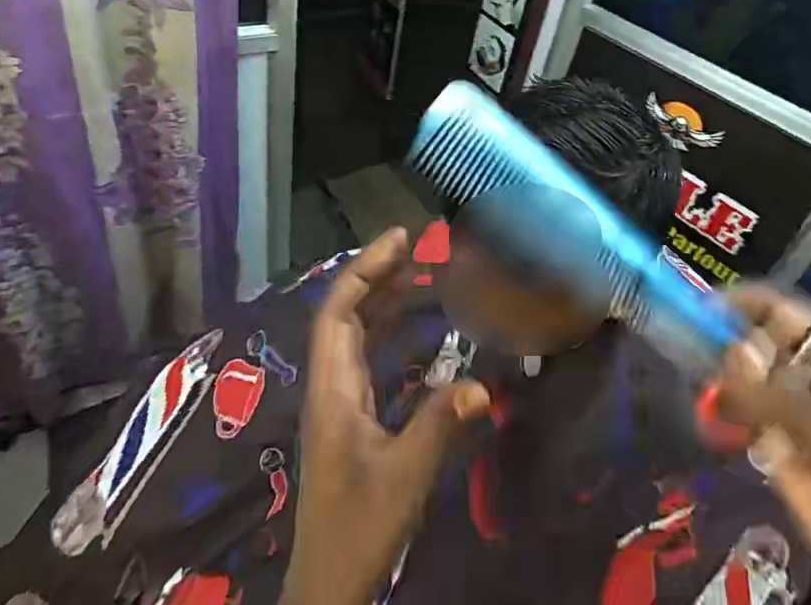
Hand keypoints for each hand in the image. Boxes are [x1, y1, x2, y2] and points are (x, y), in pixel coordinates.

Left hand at [278, 229, 491, 604]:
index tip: (400, 239)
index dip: (365, 269)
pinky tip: (418, 329)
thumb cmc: (358, 528)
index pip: (338, 310)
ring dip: (384, 301)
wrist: (329, 583)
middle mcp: (332, 384)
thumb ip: (438, 427)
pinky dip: (391, 333)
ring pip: (357, 334)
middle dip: (377, 276)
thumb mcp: (403, 478)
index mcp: (332, 388)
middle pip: (346, 314)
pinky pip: (371, 358)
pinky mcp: (354, 417)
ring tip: (420, 274)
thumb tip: (481, 385)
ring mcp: (341, 400)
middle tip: (418, 248)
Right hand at [714, 284, 810, 604]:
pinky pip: (737, 416)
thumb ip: (787, 397)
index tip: (700, 310)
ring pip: (740, 376)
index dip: (742, 305)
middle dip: (721, 340)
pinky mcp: (776, 448)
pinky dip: (716, 411)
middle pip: (754, 339)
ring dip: (715, 375)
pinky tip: (705, 413)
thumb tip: (731, 349)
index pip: (783, 312)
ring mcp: (793, 412)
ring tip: (696, 382)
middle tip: (687, 348)